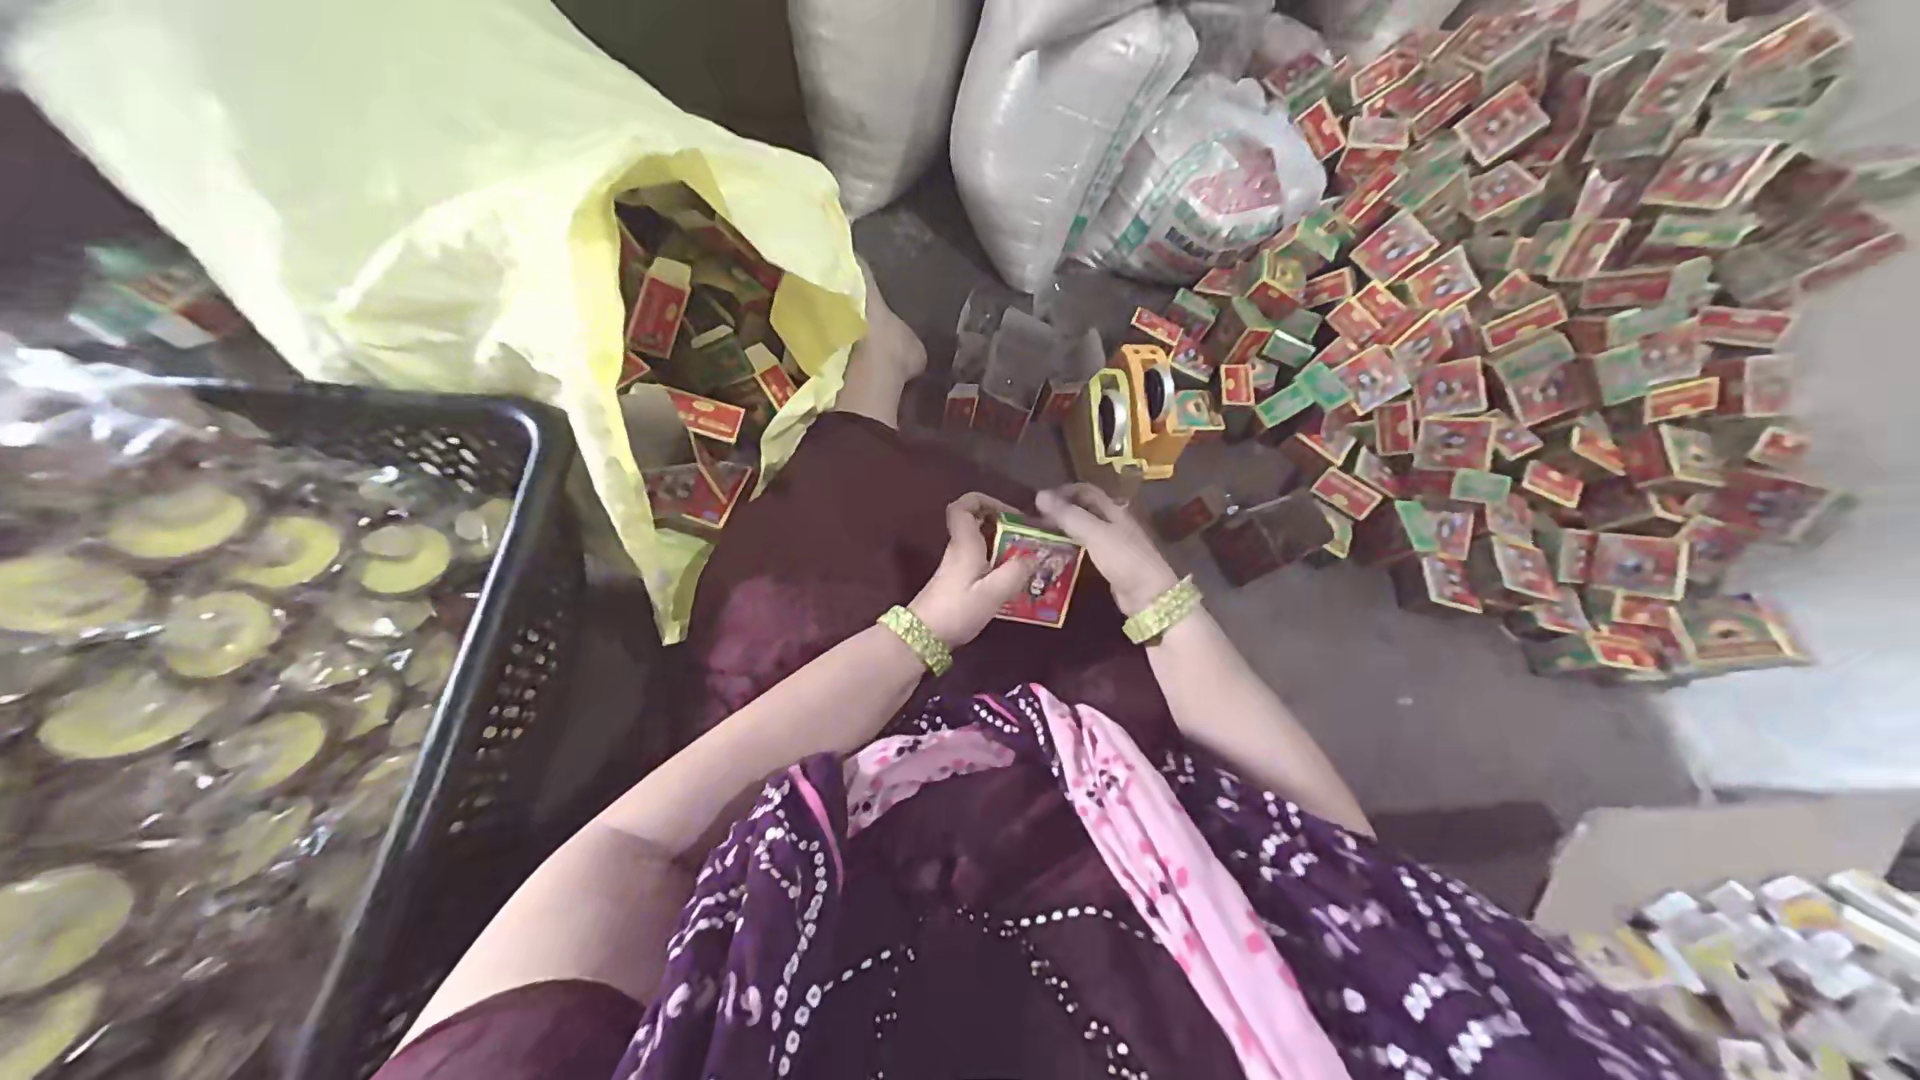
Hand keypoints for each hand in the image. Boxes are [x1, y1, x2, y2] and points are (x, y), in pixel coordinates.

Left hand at [907, 493, 1037, 647]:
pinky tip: (1013, 578)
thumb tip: (1034, 556)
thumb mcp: (993, 592)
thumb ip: (1016, 572)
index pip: (964, 505)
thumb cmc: (958, 610)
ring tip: (1027, 557)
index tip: (1009, 512)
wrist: (924, 637)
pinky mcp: (957, 581)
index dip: (985, 500)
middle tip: (1027, 536)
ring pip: (979, 542)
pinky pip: (979, 560)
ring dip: (1002, 544)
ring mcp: (956, 566)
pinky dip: (997, 562)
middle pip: (975, 522)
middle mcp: (959, 549)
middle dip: (1002, 523)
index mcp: (965, 543)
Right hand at [1035, 484, 1179, 617]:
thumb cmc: (1123, 558)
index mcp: (1113, 509)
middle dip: (1060, 510)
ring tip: (1041, 534)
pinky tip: (1056, 552)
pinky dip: (1069, 544)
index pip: (1085, 490)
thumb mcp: (1095, 533)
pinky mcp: (1109, 561)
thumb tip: (1039, 495)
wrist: (1148, 595)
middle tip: (1035, 520)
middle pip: (1083, 507)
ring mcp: (1112, 541)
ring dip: (1063, 527)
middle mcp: (1112, 521)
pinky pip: (1085, 545)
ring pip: (1083, 527)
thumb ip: (1068, 515)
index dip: (1062, 491)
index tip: (1039, 502)